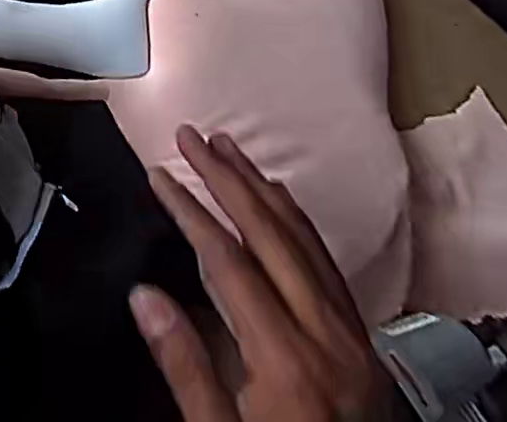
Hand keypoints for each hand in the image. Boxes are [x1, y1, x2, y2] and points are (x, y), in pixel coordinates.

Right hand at [131, 126, 390, 421]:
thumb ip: (186, 368)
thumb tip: (144, 296)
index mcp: (290, 362)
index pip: (229, 260)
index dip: (189, 209)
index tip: (159, 174)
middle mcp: (329, 339)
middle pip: (270, 235)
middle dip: (226, 177)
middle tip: (191, 137)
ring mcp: (354, 338)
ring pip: (304, 240)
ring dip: (261, 187)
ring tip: (228, 147)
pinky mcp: (363, 342)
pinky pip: (327, 263)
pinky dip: (297, 220)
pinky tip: (278, 198)